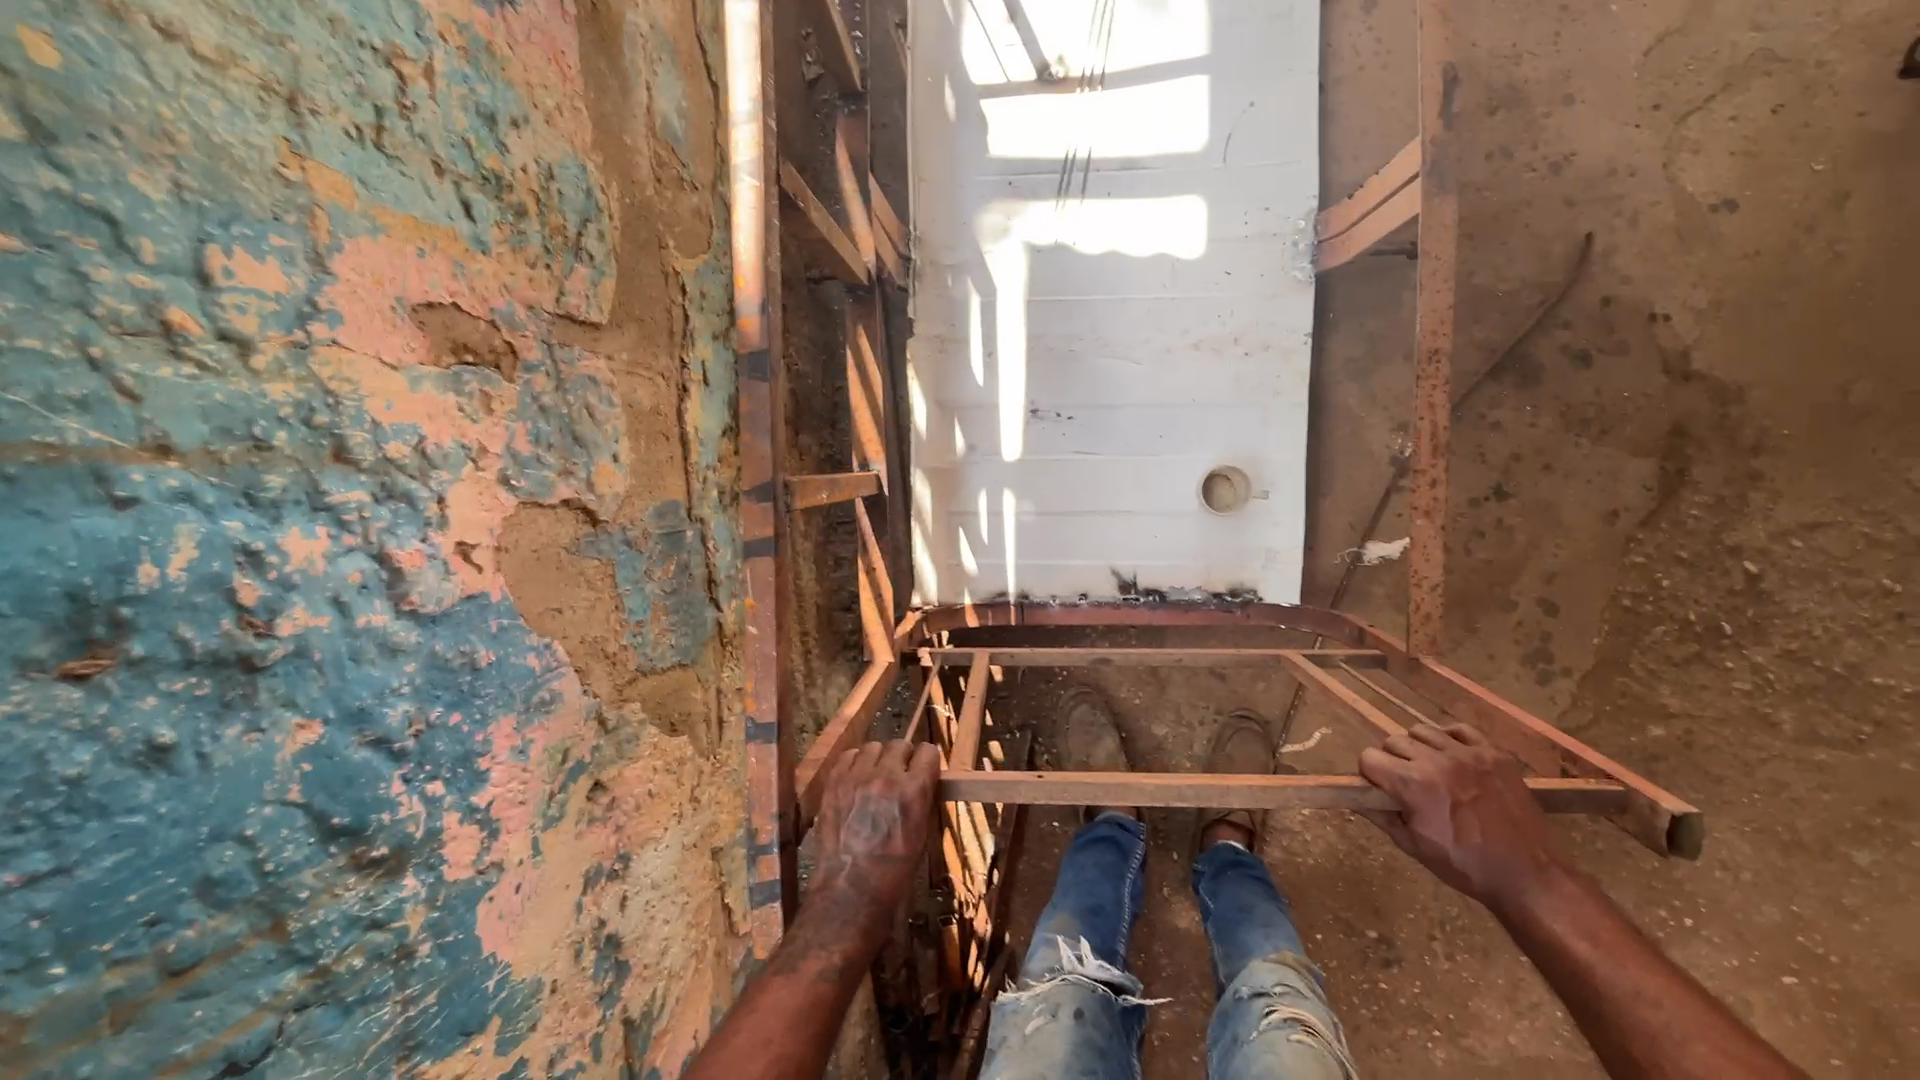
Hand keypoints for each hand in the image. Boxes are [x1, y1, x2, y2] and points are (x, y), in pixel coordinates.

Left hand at [809, 740, 940, 921]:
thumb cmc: (894, 870)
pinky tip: (856, 779)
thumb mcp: (922, 834)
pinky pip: (848, 756)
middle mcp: (886, 776)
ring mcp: (856, 777)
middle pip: (900, 744)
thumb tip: (922, 782)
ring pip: (873, 746)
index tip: (924, 768)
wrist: (851, 888)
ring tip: (876, 777)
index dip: (927, 760)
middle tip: (900, 775)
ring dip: (878, 759)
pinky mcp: (834, 782)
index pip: (928, 752)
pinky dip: (855, 763)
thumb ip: (922, 800)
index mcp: (914, 791)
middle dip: (904, 758)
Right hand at [1358, 723, 1570, 912]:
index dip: (1369, 775)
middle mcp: (1438, 761)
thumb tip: (1357, 799)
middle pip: (1393, 741)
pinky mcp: (1495, 754)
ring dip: (1418, 748)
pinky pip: (1459, 730)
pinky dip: (1449, 740)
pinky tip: (1454, 760)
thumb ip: (1381, 816)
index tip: (1380, 790)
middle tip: (1406, 786)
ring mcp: (1469, 754)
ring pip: (1423, 731)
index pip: (1369, 758)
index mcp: (1414, 785)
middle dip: (1392, 761)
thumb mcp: (1413, 847)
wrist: (1528, 875)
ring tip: (1430, 771)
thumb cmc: (1465, 866)